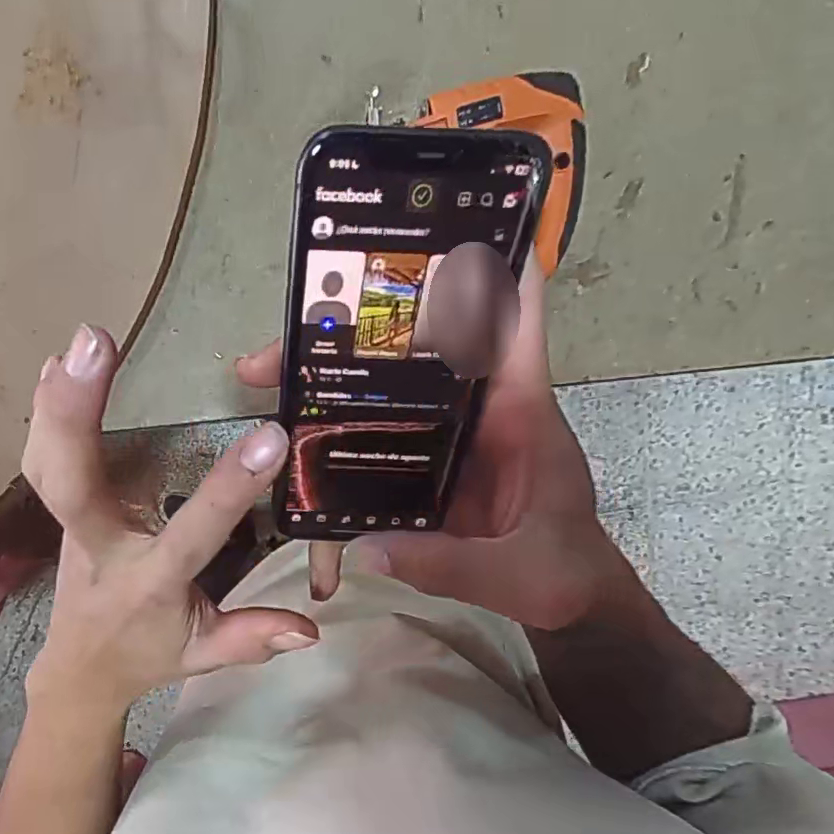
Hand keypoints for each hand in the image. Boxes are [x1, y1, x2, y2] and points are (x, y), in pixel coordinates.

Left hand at [23, 325, 319, 714]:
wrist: (81, 665)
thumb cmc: (146, 653)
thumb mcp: (201, 654)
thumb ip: (249, 637)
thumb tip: (311, 628)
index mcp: (148, 582)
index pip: (192, 534)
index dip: (228, 491)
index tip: (268, 438)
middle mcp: (101, 548)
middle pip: (73, 486)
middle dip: (76, 416)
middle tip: (92, 344)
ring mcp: (73, 528)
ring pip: (47, 468)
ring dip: (56, 404)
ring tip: (77, 343)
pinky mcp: (62, 514)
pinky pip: (43, 466)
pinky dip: (46, 416)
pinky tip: (51, 369)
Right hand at [232, 264, 635, 629]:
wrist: (564, 603)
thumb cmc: (562, 574)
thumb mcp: (517, 572)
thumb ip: (448, 563)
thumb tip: (361, 547)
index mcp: (517, 412)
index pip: (510, 321)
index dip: (486, 267)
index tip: (435, 230)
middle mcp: (475, 409)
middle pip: (414, 349)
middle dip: (351, 332)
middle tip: (284, 340)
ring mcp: (442, 436)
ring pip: (383, 388)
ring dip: (329, 377)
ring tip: (269, 376)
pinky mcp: (420, 466)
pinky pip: (372, 434)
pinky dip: (332, 430)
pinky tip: (291, 440)